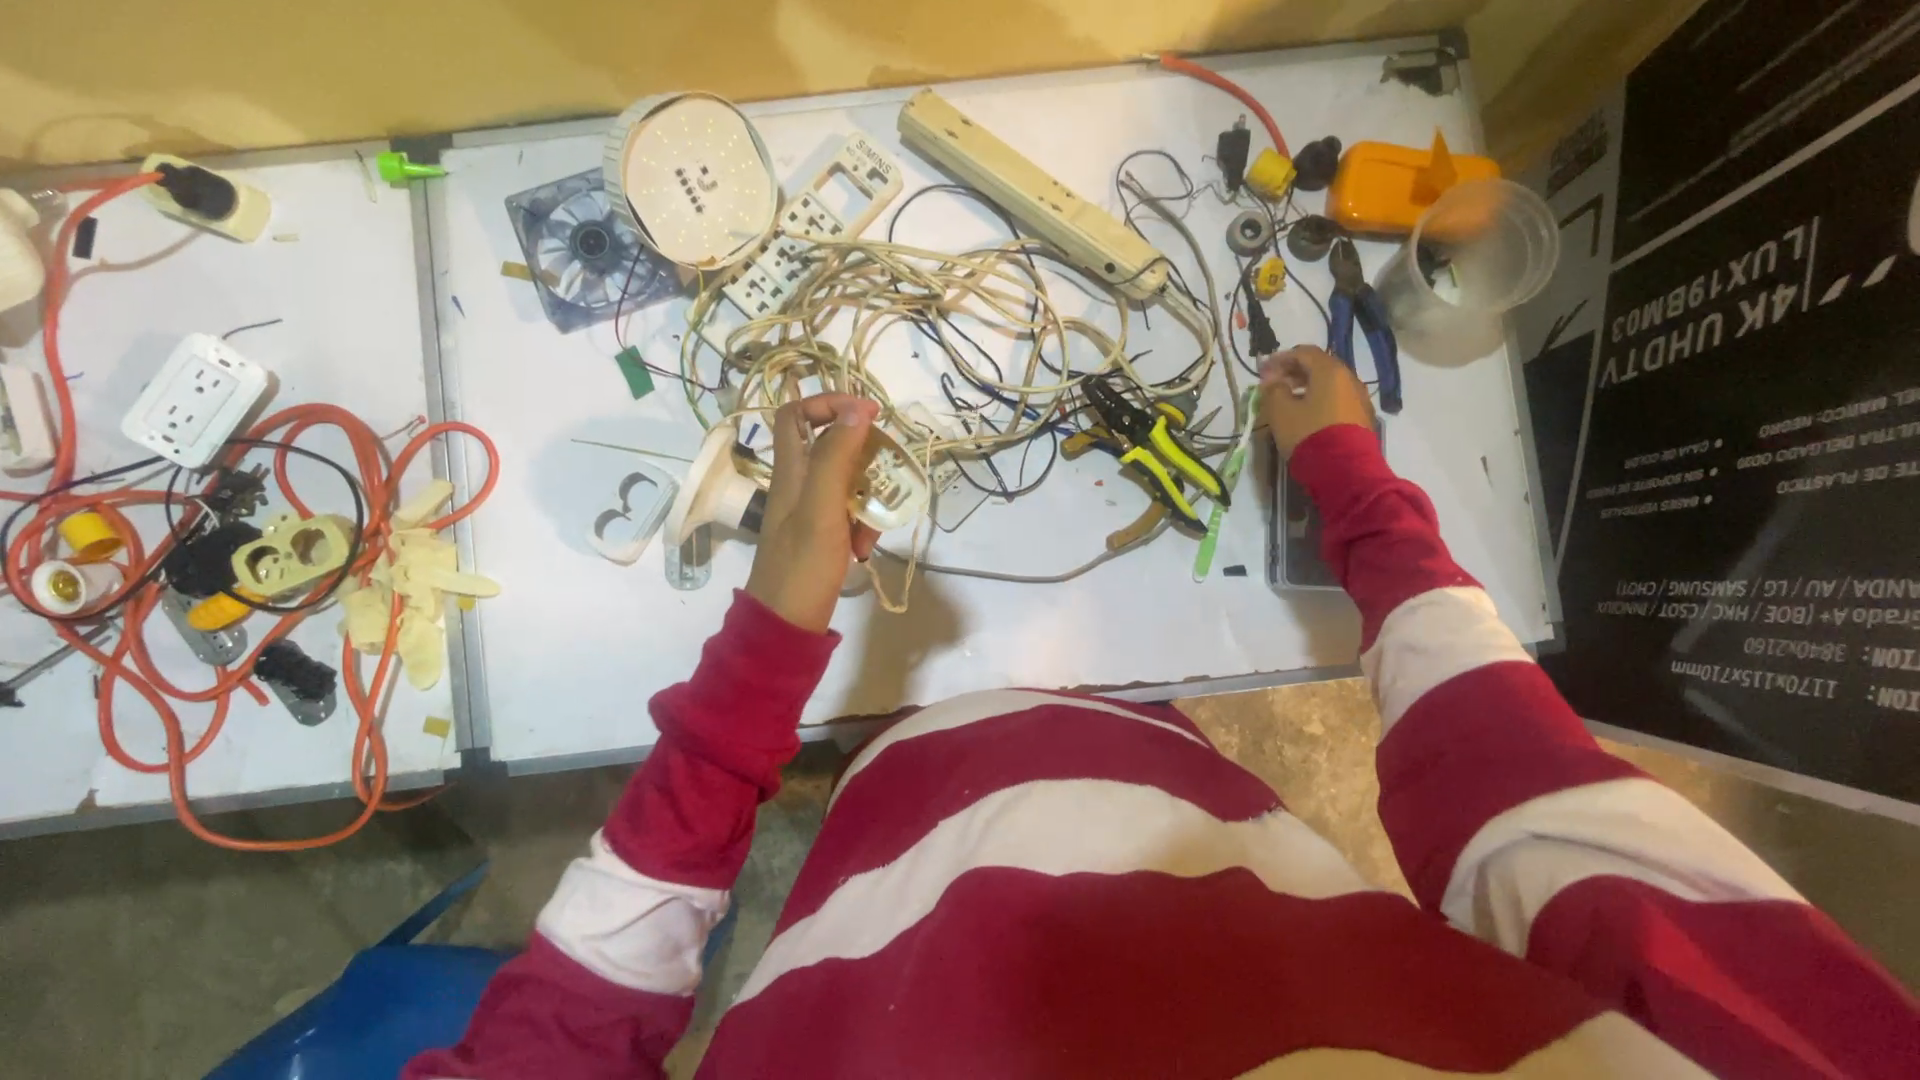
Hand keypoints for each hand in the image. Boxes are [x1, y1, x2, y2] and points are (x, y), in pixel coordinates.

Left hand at [745, 394, 881, 633]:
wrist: (787, 626)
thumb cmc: (802, 566)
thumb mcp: (822, 508)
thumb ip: (836, 458)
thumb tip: (857, 409)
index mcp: (790, 472)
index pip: (796, 415)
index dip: (829, 405)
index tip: (870, 414)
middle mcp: (797, 486)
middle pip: (830, 448)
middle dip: (862, 457)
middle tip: (886, 472)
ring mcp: (808, 513)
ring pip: (845, 484)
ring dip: (867, 498)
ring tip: (874, 524)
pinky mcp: (821, 538)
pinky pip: (848, 516)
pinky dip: (861, 527)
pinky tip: (864, 551)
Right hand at [1259, 345, 1375, 456]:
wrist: (1344, 469)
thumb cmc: (1308, 434)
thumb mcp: (1280, 412)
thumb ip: (1273, 390)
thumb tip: (1273, 380)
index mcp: (1329, 371)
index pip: (1304, 352)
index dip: (1281, 358)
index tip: (1264, 370)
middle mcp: (1349, 378)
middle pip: (1319, 366)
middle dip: (1294, 372)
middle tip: (1275, 384)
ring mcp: (1359, 398)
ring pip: (1330, 384)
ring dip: (1308, 387)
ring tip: (1290, 401)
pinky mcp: (1362, 417)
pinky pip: (1338, 400)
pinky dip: (1321, 400)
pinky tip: (1308, 415)